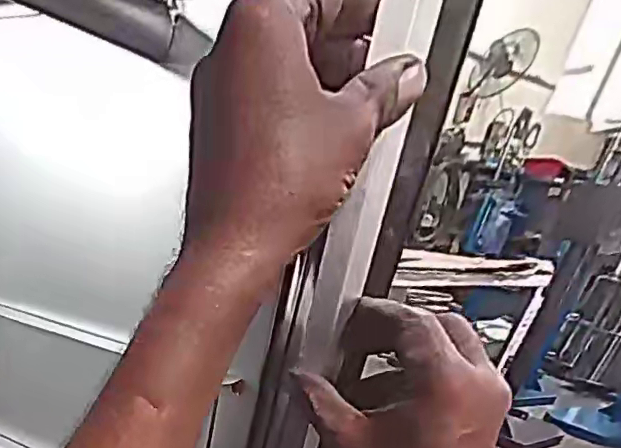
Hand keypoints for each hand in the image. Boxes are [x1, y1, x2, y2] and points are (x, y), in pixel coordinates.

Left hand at [185, 0, 424, 272]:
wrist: (235, 250)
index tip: (390, 21)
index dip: (364, 9)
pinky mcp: (219, 136)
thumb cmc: (271, 191)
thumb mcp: (353, 128)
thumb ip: (384, 90)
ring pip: (281, 67)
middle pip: (299, 25)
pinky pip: (265, 104)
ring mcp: (218, 96)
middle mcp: (229, 53)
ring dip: (325, 81)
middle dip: (347, 44)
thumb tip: (402, 79)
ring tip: (363, 107)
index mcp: (258, 22)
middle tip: (384, 65)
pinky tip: (329, 137)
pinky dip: (298, 111)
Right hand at [296, 297, 508, 447]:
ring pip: (453, 347)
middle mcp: (477, 383)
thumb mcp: (349, 443)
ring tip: (369, 373)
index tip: (356, 318)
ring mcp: (489, 398)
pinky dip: (428, 374)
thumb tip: (303, 381)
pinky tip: (391, 397)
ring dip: (412, 353)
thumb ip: (320, 401)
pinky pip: (461, 373)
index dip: (376, 315)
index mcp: (444, 382)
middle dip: (396, 330)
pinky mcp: (488, 414)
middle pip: (439, 325)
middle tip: (362, 340)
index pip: (412, 321)